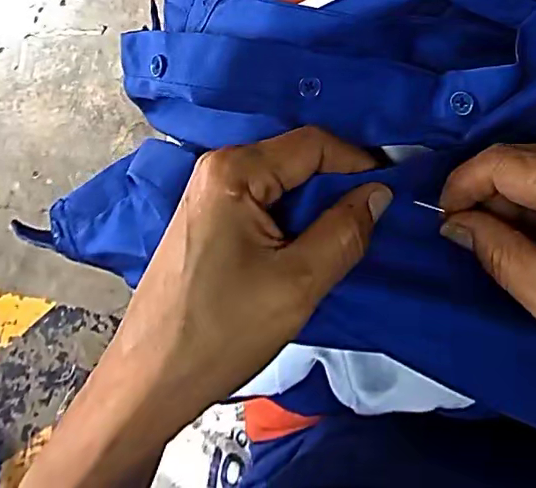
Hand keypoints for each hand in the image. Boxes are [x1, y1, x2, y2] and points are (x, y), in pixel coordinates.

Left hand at [25, 126, 389, 487]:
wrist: (145, 391)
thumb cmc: (219, 333)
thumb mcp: (298, 283)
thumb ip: (346, 230)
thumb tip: (381, 191)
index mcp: (235, 170)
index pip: (315, 144)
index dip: (358, 162)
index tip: (391, 189)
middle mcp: (219, 168)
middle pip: (299, 158)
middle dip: (339, 183)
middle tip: (372, 212)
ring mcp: (210, 192)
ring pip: (285, 180)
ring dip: (318, 202)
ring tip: (347, 228)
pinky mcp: (209, 217)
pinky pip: (267, 198)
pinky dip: (296, 214)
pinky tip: (311, 240)